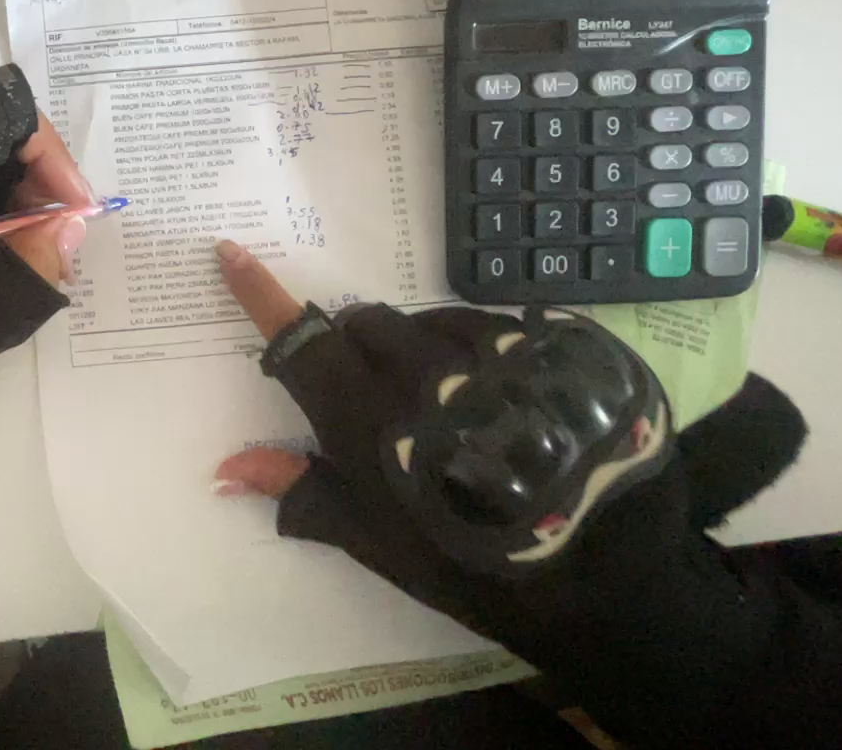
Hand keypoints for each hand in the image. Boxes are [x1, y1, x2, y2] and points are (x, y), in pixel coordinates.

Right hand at [206, 240, 807, 648]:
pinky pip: (486, 325)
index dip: (260, 295)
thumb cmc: (474, 569)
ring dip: (414, 345)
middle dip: (351, 342)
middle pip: (363, 323)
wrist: (615, 590)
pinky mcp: (549, 351)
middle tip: (368, 387)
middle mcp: (427, 377)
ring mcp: (493, 358)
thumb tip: (226, 469)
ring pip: (424, 320)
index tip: (231, 251)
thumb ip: (301, 491)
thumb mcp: (378, 542)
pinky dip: (469, 346)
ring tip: (442, 398)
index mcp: (373, 423)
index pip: (302, 343)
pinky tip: (492, 389)